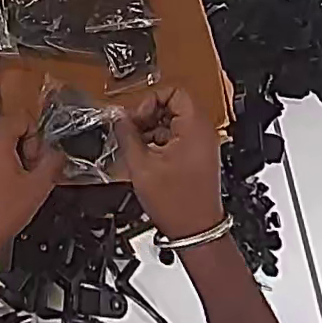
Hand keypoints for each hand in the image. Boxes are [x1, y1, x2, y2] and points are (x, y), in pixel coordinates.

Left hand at [0, 110, 63, 272]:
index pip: (20, 118)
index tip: (34, 158)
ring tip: (11, 180)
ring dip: (5, 153)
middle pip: (5, 127)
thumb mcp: (38, 187)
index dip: (34, 136)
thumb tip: (57, 152)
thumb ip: (53, 161)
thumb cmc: (1, 215)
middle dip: (20, 144)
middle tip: (26, 170)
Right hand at [113, 87, 224, 238]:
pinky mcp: (198, 155)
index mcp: (194, 127)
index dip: (150, 100)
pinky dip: (161, 139)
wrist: (195, 231)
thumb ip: (127, 136)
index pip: (174, 91)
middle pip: (173, 104)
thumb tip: (119, 119)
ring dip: (153, 128)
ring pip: (174, 120)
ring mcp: (202, 143)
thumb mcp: (141, 166)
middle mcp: (202, 131)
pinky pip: (178, 135)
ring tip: (138, 145)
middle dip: (149, 115)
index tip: (137, 117)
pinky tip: (147, 156)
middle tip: (133, 129)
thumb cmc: (178, 204)